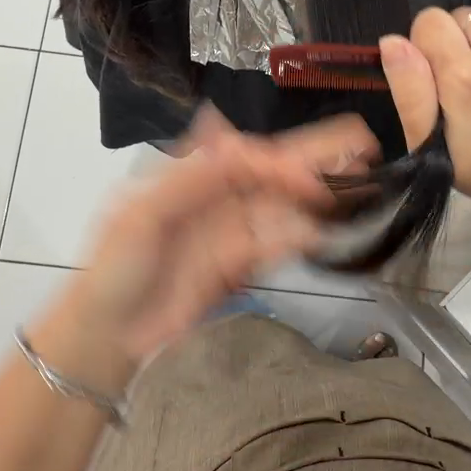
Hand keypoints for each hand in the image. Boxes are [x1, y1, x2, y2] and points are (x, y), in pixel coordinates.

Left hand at [31, 109, 376, 390]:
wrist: (108, 333)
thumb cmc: (116, 267)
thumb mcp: (141, 214)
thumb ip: (190, 178)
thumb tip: (233, 137)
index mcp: (192, 174)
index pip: (247, 156)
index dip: (280, 161)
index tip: (306, 177)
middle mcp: (218, 196)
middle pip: (273, 170)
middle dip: (316, 156)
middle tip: (362, 143)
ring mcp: (232, 232)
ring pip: (283, 204)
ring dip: (318, 193)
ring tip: (360, 179)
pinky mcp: (240, 267)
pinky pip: (275, 244)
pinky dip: (298, 237)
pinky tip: (319, 232)